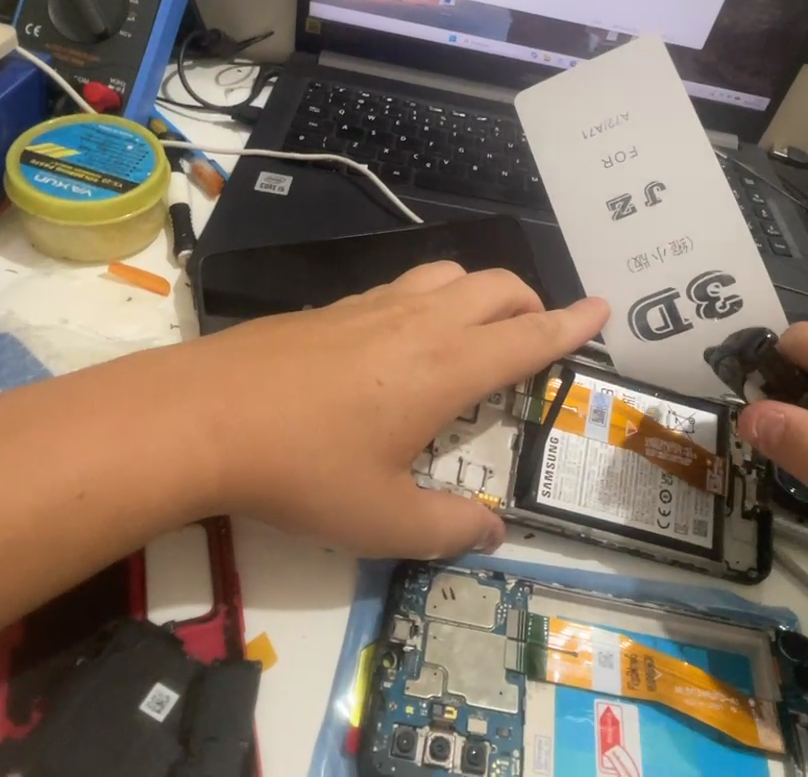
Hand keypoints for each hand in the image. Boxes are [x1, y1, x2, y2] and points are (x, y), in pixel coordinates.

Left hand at [161, 262, 607, 558]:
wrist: (205, 415)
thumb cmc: (303, 469)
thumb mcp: (382, 519)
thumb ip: (447, 528)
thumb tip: (492, 533)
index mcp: (446, 368)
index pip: (528, 338)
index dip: (571, 325)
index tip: (601, 307)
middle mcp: (420, 322)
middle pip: (496, 287)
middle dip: (531, 303)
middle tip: (538, 334)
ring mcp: (374, 305)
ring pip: (450, 274)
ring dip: (481, 293)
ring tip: (478, 329)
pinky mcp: (336, 306)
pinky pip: (406, 285)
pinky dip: (432, 298)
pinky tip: (406, 338)